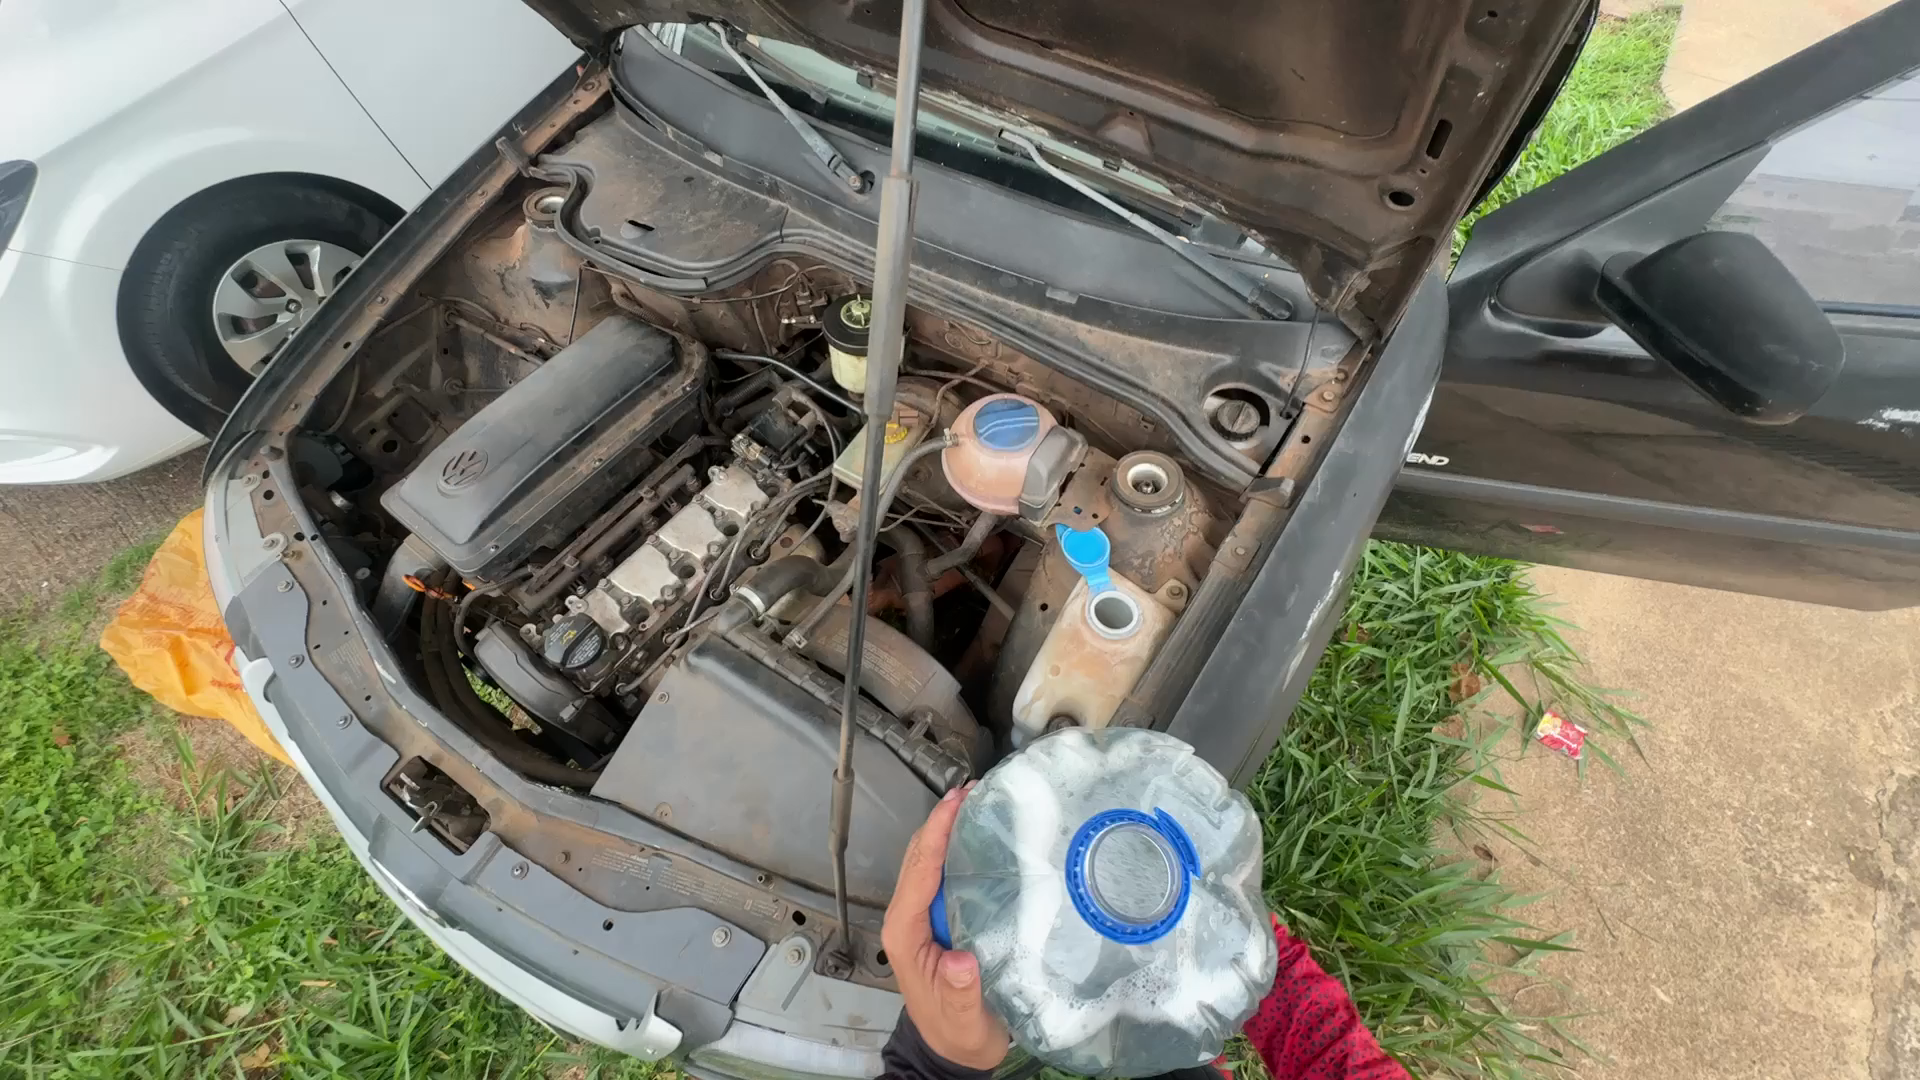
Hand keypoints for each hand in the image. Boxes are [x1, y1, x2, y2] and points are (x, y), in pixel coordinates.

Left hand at [883, 783, 1009, 1070]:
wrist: (952, 1050)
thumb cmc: (958, 1033)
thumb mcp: (964, 1019)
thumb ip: (959, 992)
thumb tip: (961, 962)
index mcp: (905, 932)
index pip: (920, 869)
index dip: (937, 831)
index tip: (956, 801)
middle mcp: (905, 915)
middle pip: (919, 854)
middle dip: (941, 819)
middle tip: (973, 790)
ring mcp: (917, 912)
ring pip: (926, 856)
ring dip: (946, 827)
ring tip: (976, 801)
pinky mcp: (932, 914)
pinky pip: (938, 869)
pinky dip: (953, 844)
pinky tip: (976, 833)